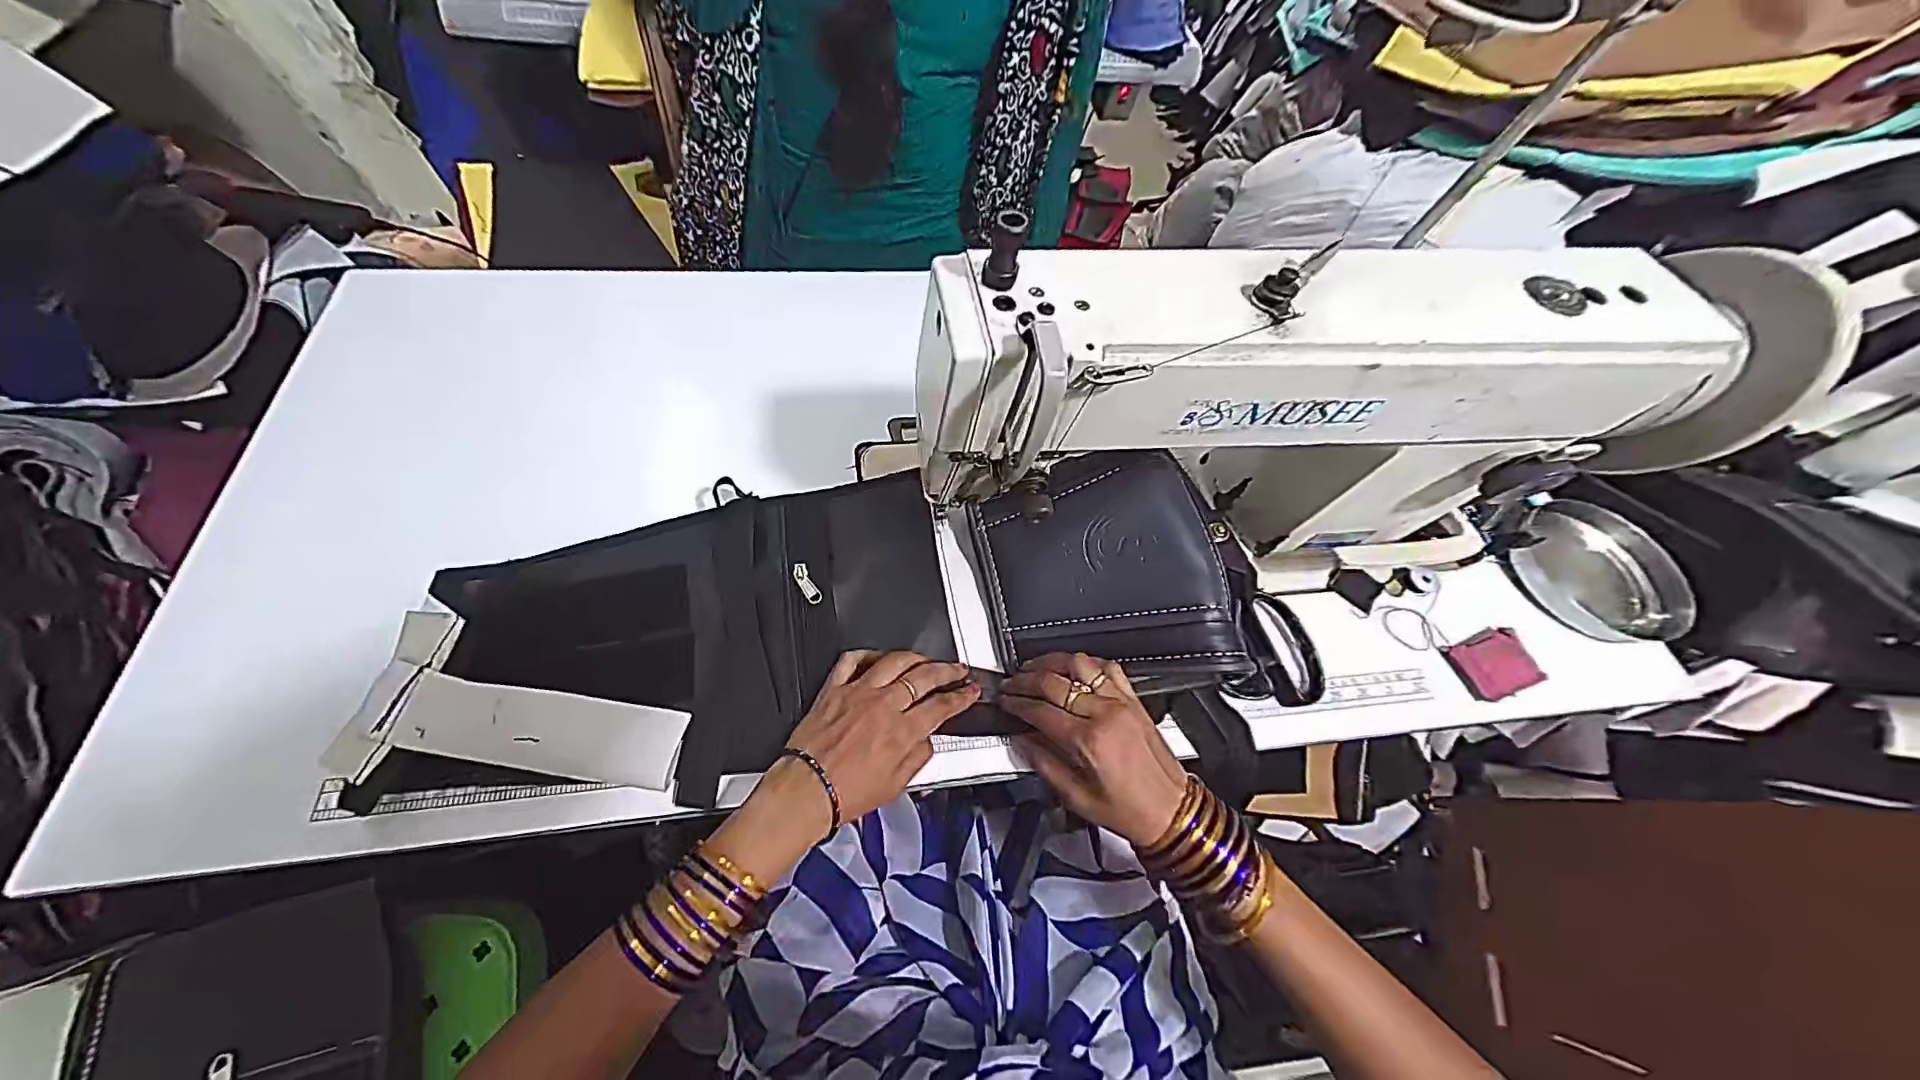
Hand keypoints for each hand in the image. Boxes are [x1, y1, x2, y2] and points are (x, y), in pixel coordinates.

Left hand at [783, 649, 979, 822]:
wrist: (805, 791)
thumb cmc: (844, 793)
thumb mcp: (895, 785)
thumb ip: (917, 757)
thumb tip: (926, 741)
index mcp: (901, 731)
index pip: (942, 705)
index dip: (961, 696)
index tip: (968, 691)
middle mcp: (882, 706)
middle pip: (924, 676)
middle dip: (948, 669)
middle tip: (956, 669)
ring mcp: (858, 693)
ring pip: (894, 660)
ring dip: (916, 657)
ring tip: (924, 659)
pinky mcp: (834, 690)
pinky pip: (852, 660)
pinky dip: (868, 654)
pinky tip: (877, 656)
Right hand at [1001, 653, 1189, 847]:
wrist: (1171, 811)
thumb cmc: (1131, 810)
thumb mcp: (1076, 798)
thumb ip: (1044, 764)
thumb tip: (1023, 742)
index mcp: (1088, 741)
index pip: (1040, 710)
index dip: (1016, 703)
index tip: (1006, 702)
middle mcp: (1105, 714)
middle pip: (1053, 682)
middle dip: (1025, 680)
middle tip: (1013, 684)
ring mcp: (1121, 703)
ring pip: (1079, 664)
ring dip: (1051, 662)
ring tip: (1036, 667)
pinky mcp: (1134, 700)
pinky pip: (1108, 668)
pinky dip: (1086, 663)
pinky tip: (1074, 667)